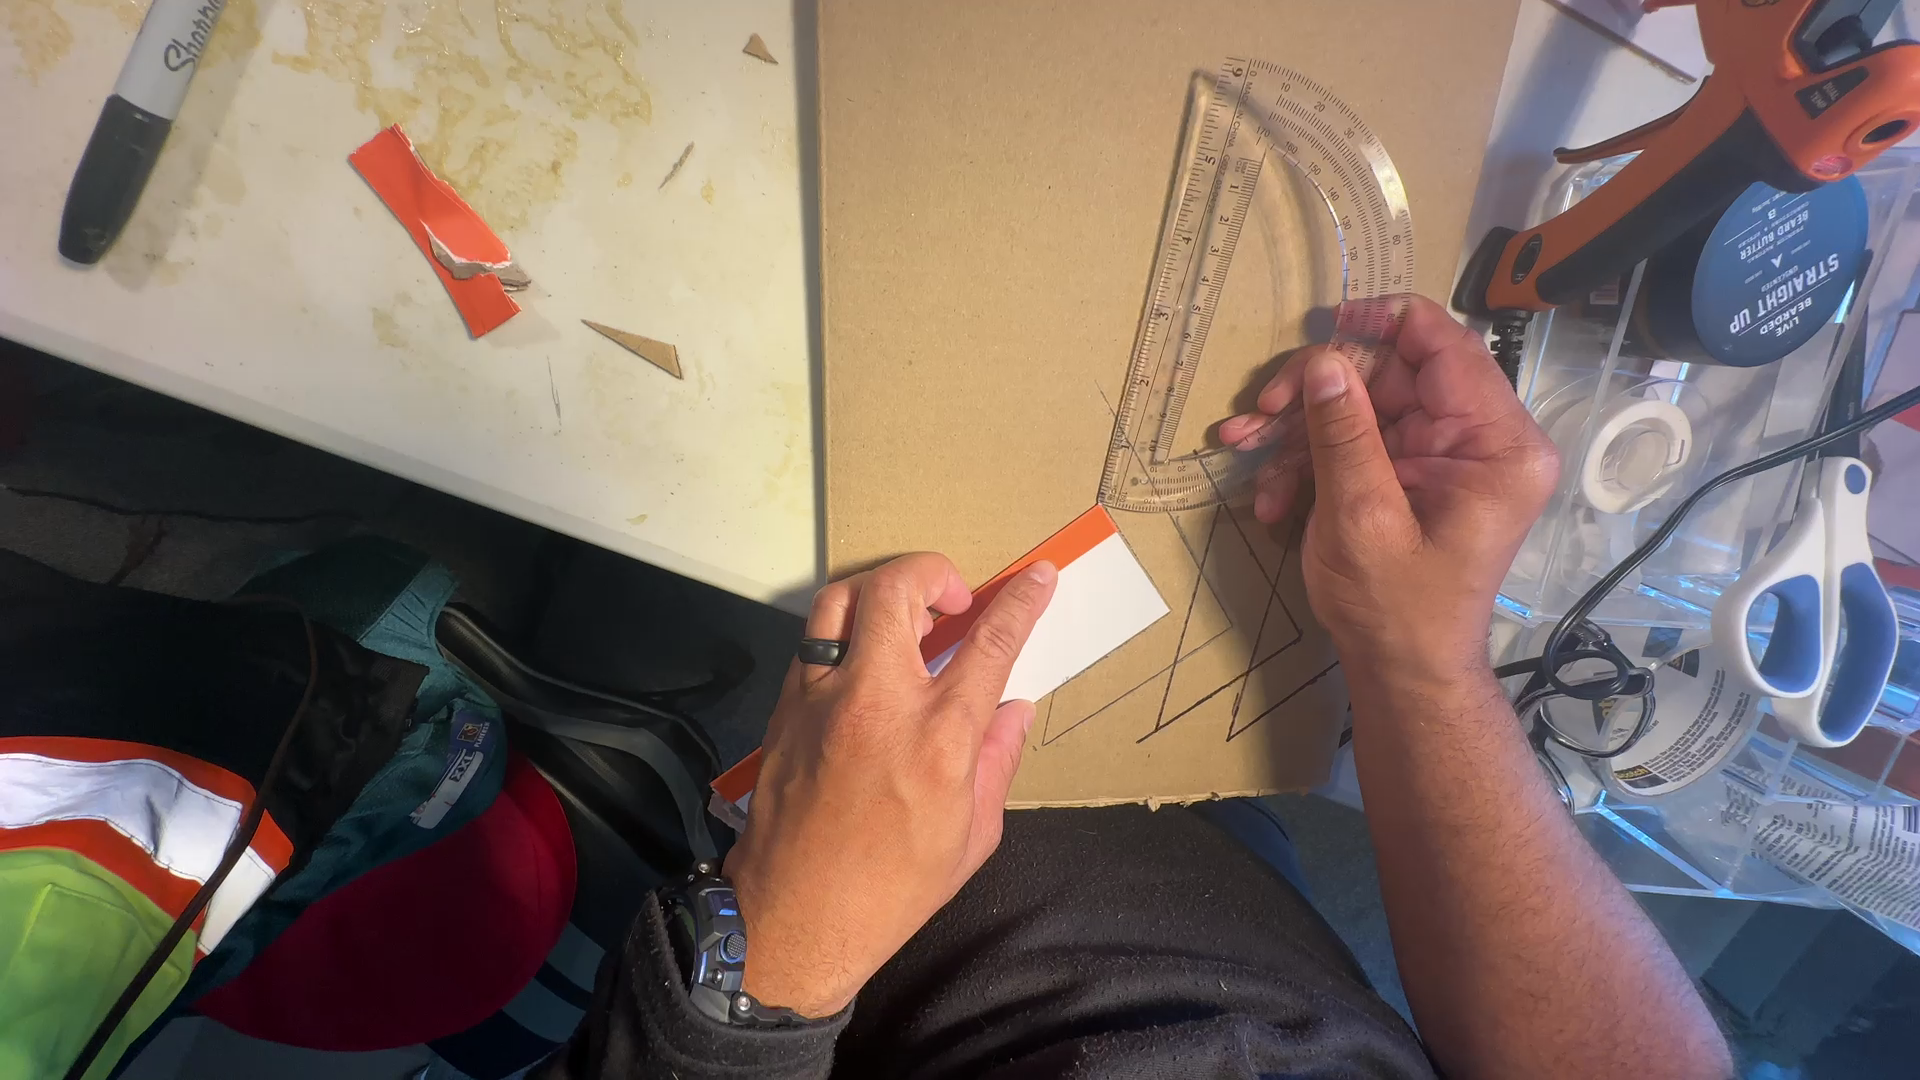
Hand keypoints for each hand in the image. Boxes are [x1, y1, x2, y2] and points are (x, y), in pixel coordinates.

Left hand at [723, 553, 1057, 1016]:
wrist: (794, 920)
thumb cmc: (895, 885)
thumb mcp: (974, 834)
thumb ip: (999, 758)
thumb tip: (1013, 706)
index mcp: (940, 735)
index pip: (989, 642)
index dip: (1020, 600)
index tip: (1038, 575)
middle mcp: (878, 699)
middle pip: (898, 589)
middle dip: (933, 572)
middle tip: (952, 599)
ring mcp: (822, 696)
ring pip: (842, 598)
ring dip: (882, 590)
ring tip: (905, 618)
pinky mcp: (787, 706)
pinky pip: (815, 639)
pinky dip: (847, 631)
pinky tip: (864, 660)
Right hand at [1219, 295, 1557, 684]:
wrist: (1400, 666)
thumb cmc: (1395, 604)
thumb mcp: (1362, 517)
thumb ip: (1344, 435)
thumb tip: (1322, 361)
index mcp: (1493, 444)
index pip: (1447, 349)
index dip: (1386, 322)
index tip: (1326, 322)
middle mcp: (1470, 441)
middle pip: (1386, 380)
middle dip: (1313, 395)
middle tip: (1257, 417)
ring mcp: (1433, 460)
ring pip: (1355, 412)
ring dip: (1293, 434)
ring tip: (1240, 451)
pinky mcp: (1401, 478)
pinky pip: (1347, 449)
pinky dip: (1302, 467)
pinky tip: (1270, 500)